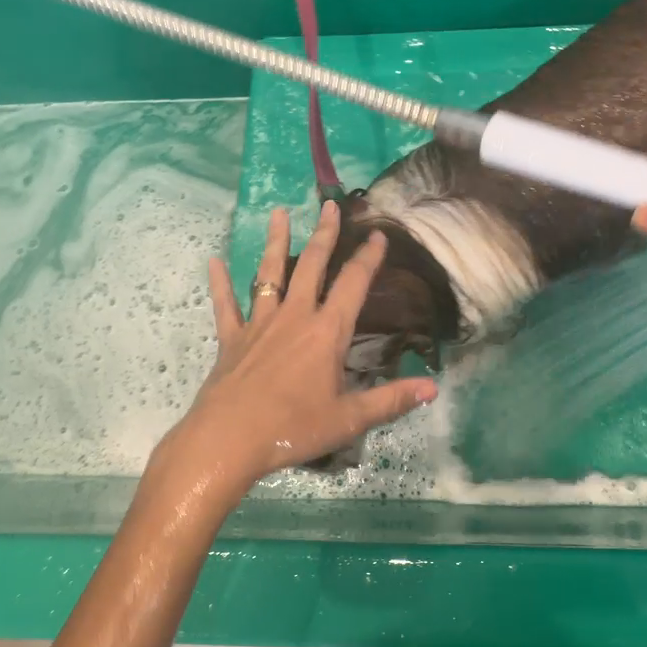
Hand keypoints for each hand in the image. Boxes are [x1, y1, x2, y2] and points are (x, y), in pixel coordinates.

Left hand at [157, 202, 438, 491]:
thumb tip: (433, 388)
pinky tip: (214, 261)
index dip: (368, 257)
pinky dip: (220, 283)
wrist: (228, 441)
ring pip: (268, 274)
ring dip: (274, 241)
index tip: (378, 234)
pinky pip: (226, 305)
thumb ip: (391, 400)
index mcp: (327, 332)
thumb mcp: (349, 420)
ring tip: (278, 212)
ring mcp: (260, 324)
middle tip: (329, 205)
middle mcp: (295, 317)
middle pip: (311, 265)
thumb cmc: (292, 429)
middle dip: (323, 234)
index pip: (353, 284)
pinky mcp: (232, 339)